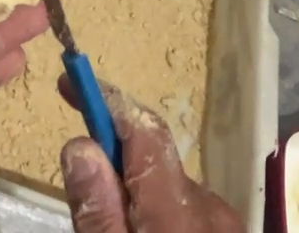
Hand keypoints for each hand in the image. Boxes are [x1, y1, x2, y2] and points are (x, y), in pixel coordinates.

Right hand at [59, 80, 243, 232]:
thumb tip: (80, 143)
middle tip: (78, 177)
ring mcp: (229, 226)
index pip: (145, 129)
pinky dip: (159, 211)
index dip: (106, 99)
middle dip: (115, 154)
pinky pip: (187, 211)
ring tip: (109, 220)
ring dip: (137, 188)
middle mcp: (212, 208)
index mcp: (179, 211)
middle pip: (154, 159)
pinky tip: (141, 229)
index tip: (69, 80)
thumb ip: (98, 212)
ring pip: (169, 187)